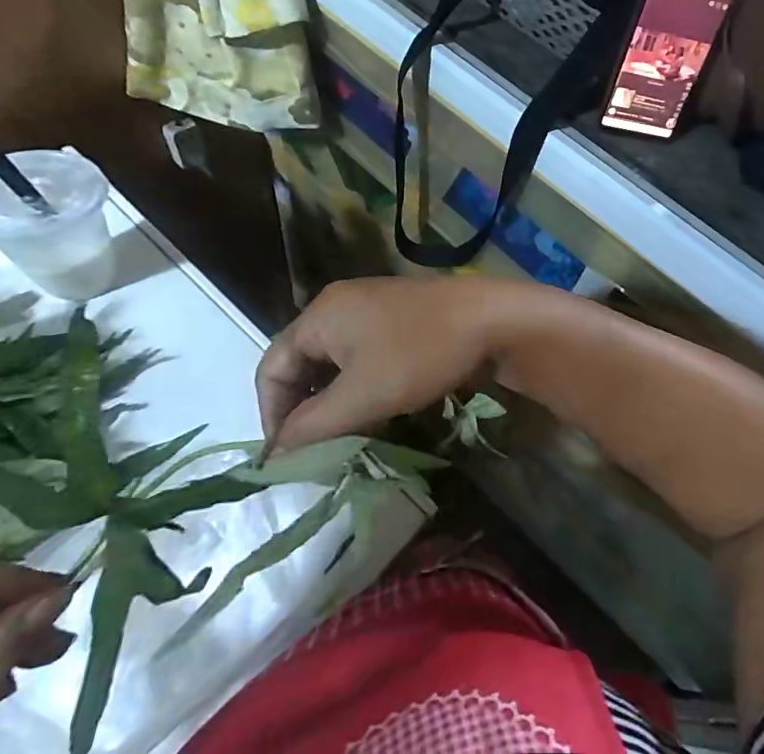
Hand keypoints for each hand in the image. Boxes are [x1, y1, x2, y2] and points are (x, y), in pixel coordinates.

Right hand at [256, 278, 516, 451]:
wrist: (492, 319)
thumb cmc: (420, 354)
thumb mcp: (362, 396)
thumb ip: (314, 426)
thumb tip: (276, 454)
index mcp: (319, 316)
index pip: (271, 367)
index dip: (271, 415)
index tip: (285, 457)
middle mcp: (337, 306)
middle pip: (300, 364)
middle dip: (303, 411)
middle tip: (314, 453)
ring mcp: (370, 311)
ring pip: (334, 365)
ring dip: (333, 403)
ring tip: (344, 440)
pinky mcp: (397, 321)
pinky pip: (362, 358)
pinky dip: (360, 388)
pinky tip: (376, 415)